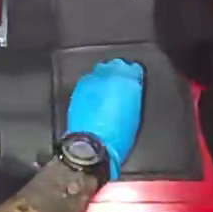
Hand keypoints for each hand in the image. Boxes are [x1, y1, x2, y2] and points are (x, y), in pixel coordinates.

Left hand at [65, 58, 145, 178]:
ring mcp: (91, 81)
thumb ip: (132, 96)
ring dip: (104, 77)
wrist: (92, 146)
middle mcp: (108, 76)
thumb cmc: (117, 136)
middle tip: (120, 83)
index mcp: (127, 82)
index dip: (133, 74)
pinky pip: (88, 81)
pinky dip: (92, 86)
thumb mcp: (134, 116)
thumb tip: (130, 90)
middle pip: (115, 65)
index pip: (133, 68)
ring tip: (106, 89)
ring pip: (100, 70)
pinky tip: (94, 96)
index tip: (134, 80)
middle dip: (118, 72)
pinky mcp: (78, 89)